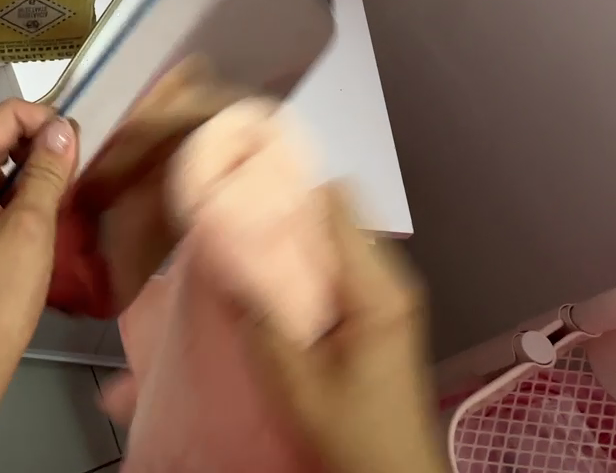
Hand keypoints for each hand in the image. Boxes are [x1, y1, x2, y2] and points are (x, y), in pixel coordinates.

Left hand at [0, 99, 77, 408]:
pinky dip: (9, 200)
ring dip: (25, 176)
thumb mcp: (31, 230)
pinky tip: (32, 225)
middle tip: (73, 177)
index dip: (45, 121)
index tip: (78, 145)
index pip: (3, 117)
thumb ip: (48, 171)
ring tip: (57, 203)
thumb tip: (62, 128)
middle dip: (36, 149)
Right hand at [245, 184, 445, 472]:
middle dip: (288, 206)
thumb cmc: (348, 429)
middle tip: (241, 213)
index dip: (290, 185)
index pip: (335, 202)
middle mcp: (390, 277)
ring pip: (338, 229)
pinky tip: (279, 271)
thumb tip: (225, 251)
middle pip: (337, 209)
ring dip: (297, 230)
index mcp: (373, 288)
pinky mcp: (382, 304)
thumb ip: (260, 311)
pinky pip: (343, 255)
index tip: (246, 187)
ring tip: (254, 238)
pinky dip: (310, 252)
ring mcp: (390, 289)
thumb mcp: (292, 376)